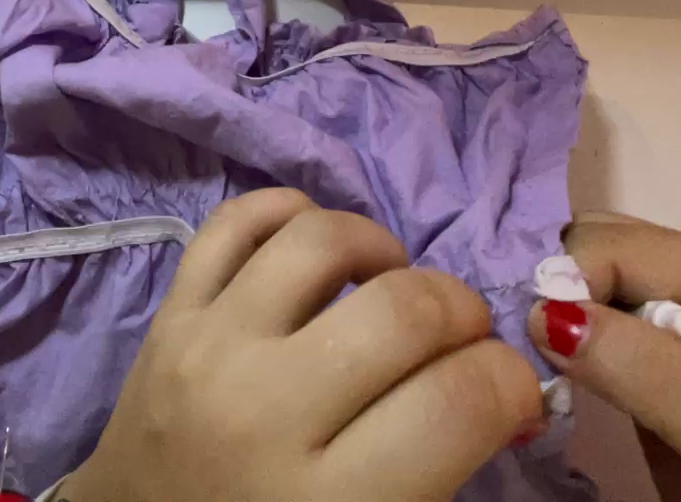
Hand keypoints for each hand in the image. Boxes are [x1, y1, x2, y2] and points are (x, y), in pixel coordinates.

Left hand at [60, 188, 544, 501]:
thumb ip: (441, 471)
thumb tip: (506, 389)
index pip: (456, 405)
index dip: (510, 378)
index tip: (510, 382)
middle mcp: (263, 409)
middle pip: (400, 311)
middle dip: (461, 308)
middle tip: (460, 330)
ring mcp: (208, 345)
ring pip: (318, 241)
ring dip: (380, 246)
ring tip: (388, 279)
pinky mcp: (169, 308)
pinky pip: (233, 221)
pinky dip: (288, 209)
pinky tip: (315, 240)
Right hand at [528, 213, 680, 501]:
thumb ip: (651, 375)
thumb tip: (545, 313)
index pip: (621, 246)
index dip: (569, 282)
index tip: (534, 340)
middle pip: (595, 242)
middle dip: (554, 287)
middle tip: (530, 347)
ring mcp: (678, 299)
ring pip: (581, 266)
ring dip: (550, 306)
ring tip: (537, 355)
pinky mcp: (651, 334)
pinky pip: (585, 303)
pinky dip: (558, 327)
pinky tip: (553, 361)